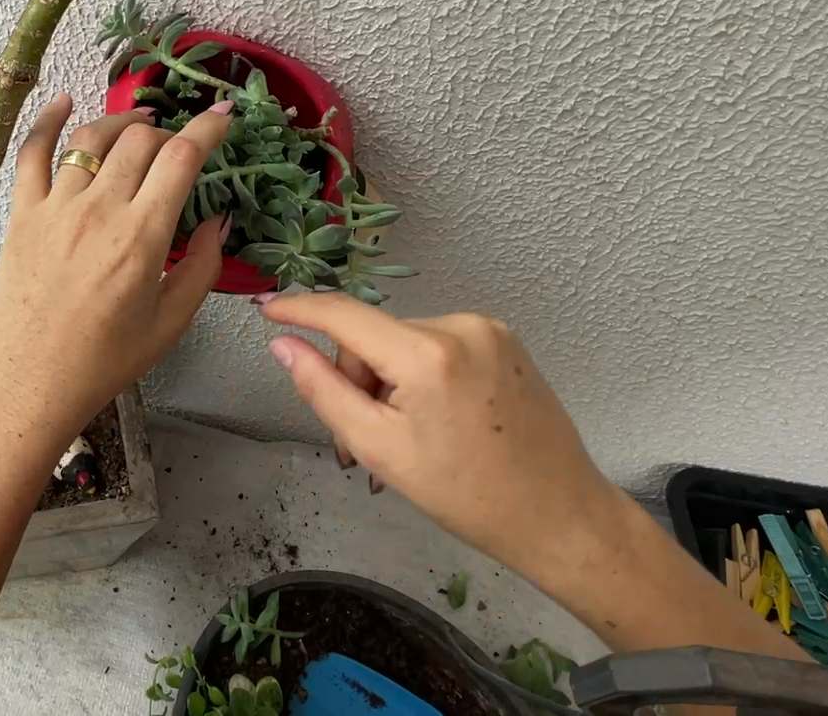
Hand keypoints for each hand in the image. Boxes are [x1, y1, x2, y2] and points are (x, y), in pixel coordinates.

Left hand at [0, 94, 233, 448]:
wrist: (30, 382)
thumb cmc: (104, 361)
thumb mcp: (170, 322)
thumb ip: (202, 267)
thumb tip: (218, 221)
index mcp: (141, 237)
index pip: (181, 158)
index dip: (207, 128)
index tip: (222, 116)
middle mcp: (99, 211)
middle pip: (140, 141)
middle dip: (166, 134)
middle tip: (174, 150)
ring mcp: (55, 208)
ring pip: (91, 138)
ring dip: (121, 123)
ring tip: (137, 128)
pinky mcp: (23, 214)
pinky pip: (31, 153)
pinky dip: (47, 121)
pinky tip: (62, 102)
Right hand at [260, 294, 627, 579]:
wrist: (562, 519)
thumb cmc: (467, 495)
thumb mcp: (378, 448)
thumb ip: (322, 389)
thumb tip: (284, 344)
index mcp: (427, 353)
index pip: (343, 315)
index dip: (298, 308)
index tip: (265, 309)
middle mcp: (459, 325)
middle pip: (372, 337)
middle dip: (356, 380)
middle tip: (357, 442)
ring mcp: (487, 329)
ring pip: (401, 343)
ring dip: (386, 382)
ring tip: (399, 437)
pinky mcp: (502, 341)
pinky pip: (434, 346)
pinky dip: (417, 375)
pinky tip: (430, 419)